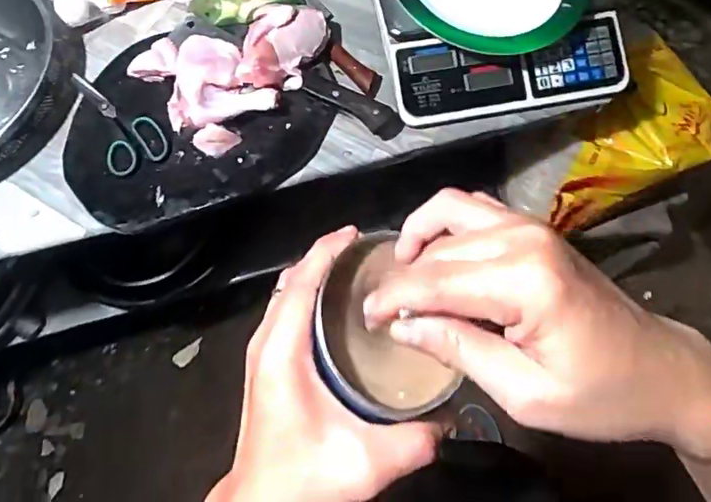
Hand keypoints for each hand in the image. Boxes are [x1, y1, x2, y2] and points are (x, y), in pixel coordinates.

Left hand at [209, 227, 442, 501]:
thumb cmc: (300, 481)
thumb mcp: (363, 462)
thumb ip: (412, 440)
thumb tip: (448, 420)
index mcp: (281, 350)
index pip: (301, 280)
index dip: (326, 250)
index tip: (353, 234)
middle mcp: (266, 342)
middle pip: (292, 278)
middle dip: (324, 256)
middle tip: (361, 248)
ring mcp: (262, 352)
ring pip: (286, 292)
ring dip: (315, 273)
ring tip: (351, 267)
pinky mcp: (266, 364)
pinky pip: (286, 309)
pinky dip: (307, 292)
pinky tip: (334, 303)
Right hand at [360, 190, 710, 461]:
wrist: (660, 369)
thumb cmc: (600, 394)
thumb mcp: (527, 394)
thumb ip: (460, 350)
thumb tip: (404, 325)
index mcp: (525, 281)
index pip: (437, 279)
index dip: (395, 296)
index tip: (367, 316)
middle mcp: (523, 237)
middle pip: (439, 247)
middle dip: (402, 275)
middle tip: (380, 308)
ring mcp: (529, 225)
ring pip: (451, 212)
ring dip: (419, 238)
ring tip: (400, 275)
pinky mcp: (532, 226)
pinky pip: (474, 206)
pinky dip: (444, 222)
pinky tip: (434, 251)